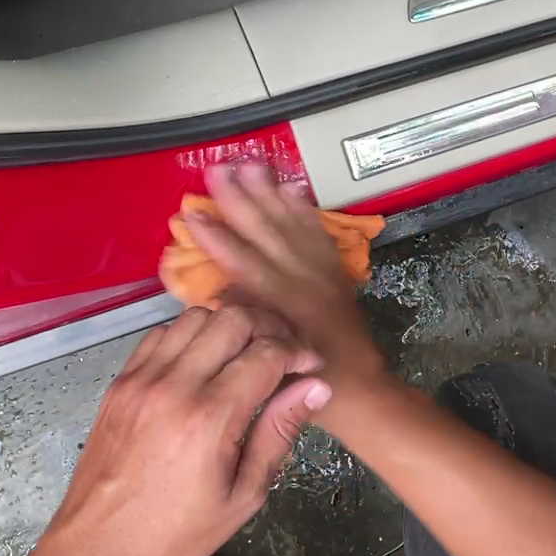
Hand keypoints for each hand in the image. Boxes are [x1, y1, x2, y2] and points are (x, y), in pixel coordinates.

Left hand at [32, 306, 329, 555]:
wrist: (96, 550)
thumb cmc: (176, 531)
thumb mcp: (244, 495)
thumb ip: (280, 432)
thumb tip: (317, 387)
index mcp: (209, 417)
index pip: (267, 353)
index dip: (299, 352)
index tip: (311, 365)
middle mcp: (174, 385)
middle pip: (234, 319)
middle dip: (270, 327)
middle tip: (284, 351)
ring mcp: (142, 378)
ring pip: (198, 316)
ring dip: (230, 325)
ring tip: (246, 352)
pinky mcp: (121, 380)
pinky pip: (163, 332)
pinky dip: (192, 334)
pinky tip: (203, 359)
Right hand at [184, 164, 390, 395]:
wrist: (363, 389)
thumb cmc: (311, 387)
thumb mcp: (271, 368)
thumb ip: (247, 326)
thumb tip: (219, 292)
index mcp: (286, 307)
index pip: (245, 264)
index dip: (217, 238)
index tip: (193, 214)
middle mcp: (305, 282)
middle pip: (269, 233)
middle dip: (241, 199)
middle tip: (220, 169)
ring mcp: (324, 274)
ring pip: (293, 226)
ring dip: (271, 194)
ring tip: (253, 166)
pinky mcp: (336, 273)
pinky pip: (319, 233)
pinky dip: (304, 210)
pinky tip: (292, 190)